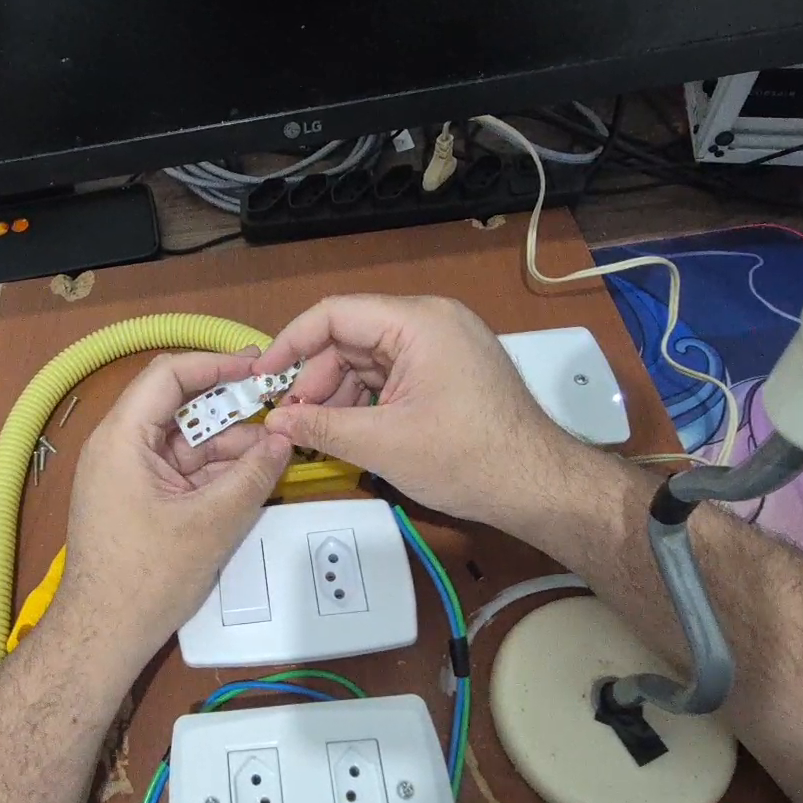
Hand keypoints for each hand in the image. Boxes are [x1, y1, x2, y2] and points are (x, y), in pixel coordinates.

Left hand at [57, 350, 292, 662]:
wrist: (104, 634)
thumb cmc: (147, 578)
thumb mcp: (211, 523)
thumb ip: (252, 475)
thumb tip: (285, 440)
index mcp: (122, 438)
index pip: (169, 375)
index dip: (216, 364)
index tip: (258, 367)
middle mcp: (119, 445)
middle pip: (178, 406)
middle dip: (228, 406)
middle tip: (275, 406)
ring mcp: (127, 472)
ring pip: (184, 440)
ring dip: (227, 442)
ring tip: (273, 449)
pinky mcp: (138, 496)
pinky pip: (180, 468)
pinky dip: (213, 470)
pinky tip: (250, 475)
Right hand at [257, 294, 590, 537]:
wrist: (539, 487)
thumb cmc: (467, 459)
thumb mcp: (382, 444)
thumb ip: (319, 427)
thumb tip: (273, 424)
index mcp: (418, 322)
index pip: (335, 314)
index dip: (291, 343)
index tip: (262, 376)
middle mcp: (430, 321)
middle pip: (350, 336)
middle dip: (316, 378)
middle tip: (292, 419)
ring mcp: (442, 344)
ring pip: (367, 357)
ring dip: (337, 392)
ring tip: (316, 430)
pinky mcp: (447, 368)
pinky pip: (390, 373)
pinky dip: (364, 398)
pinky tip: (347, 428)